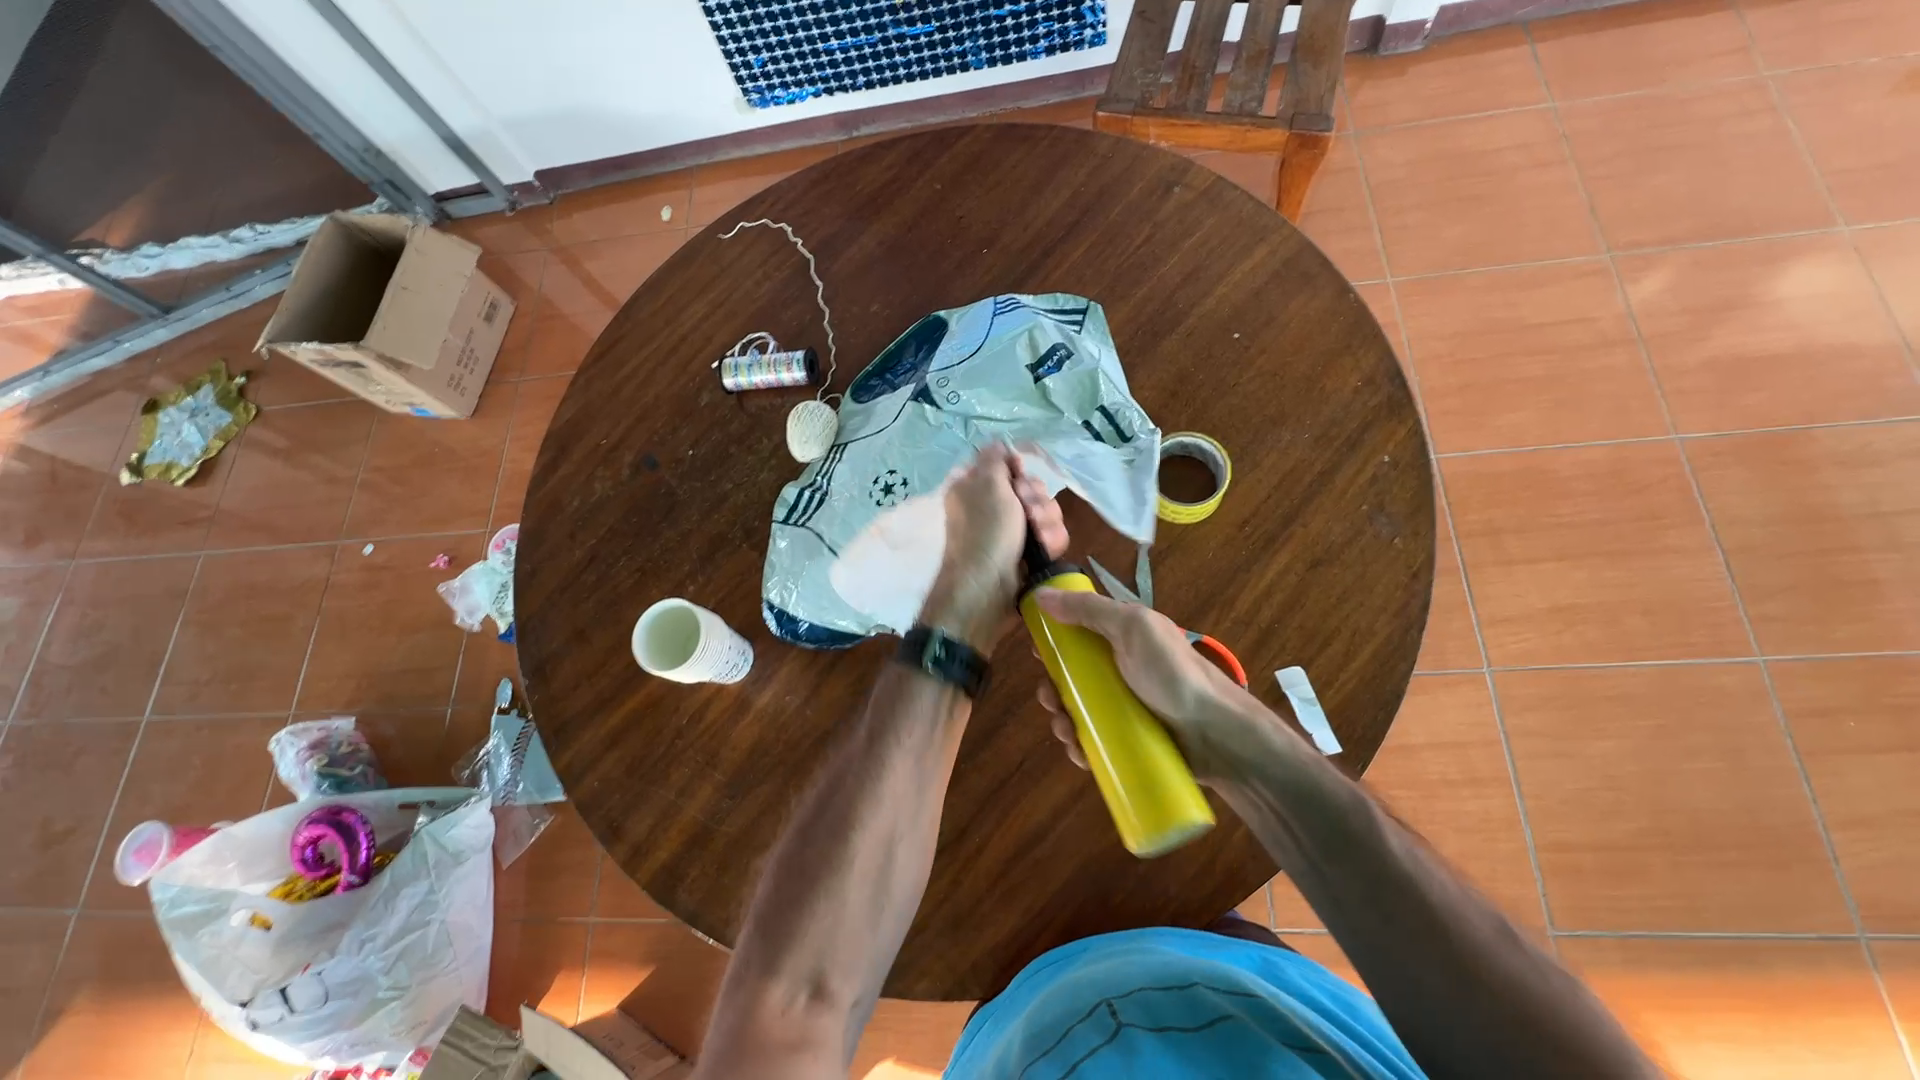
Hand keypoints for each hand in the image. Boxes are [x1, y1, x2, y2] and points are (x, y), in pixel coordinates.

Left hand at [918, 443, 1067, 652]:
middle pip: (1031, 488)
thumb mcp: (987, 483)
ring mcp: (1012, 531)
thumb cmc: (985, 532)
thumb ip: (994, 458)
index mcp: (975, 487)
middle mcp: (993, 506)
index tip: (1018, 478)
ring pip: (1046, 512)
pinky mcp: (1029, 552)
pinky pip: (1051, 536)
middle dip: (1037, 498)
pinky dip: (1051, 541)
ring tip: (1038, 535)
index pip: (1005, 465)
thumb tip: (997, 444)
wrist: (989, 589)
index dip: (1017, 470)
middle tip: (1028, 511)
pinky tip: (1046, 548)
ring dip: (1047, 521)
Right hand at [1032, 588, 1256, 784]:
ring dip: (1063, 722)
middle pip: (1074, 679)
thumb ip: (1089, 610)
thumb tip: (1041, 594)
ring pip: (1080, 713)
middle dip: (1054, 690)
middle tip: (1052, 700)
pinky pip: (1095, 744)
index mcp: (1123, 640)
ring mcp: (1127, 710)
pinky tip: (1078, 753)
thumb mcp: (1133, 629)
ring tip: (1067, 731)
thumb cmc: (1175, 675)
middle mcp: (1123, 673)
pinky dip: (1081, 748)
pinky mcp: (1130, 743)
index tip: (1039, 654)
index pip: (1079, 636)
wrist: (1218, 733)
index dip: (1056, 643)